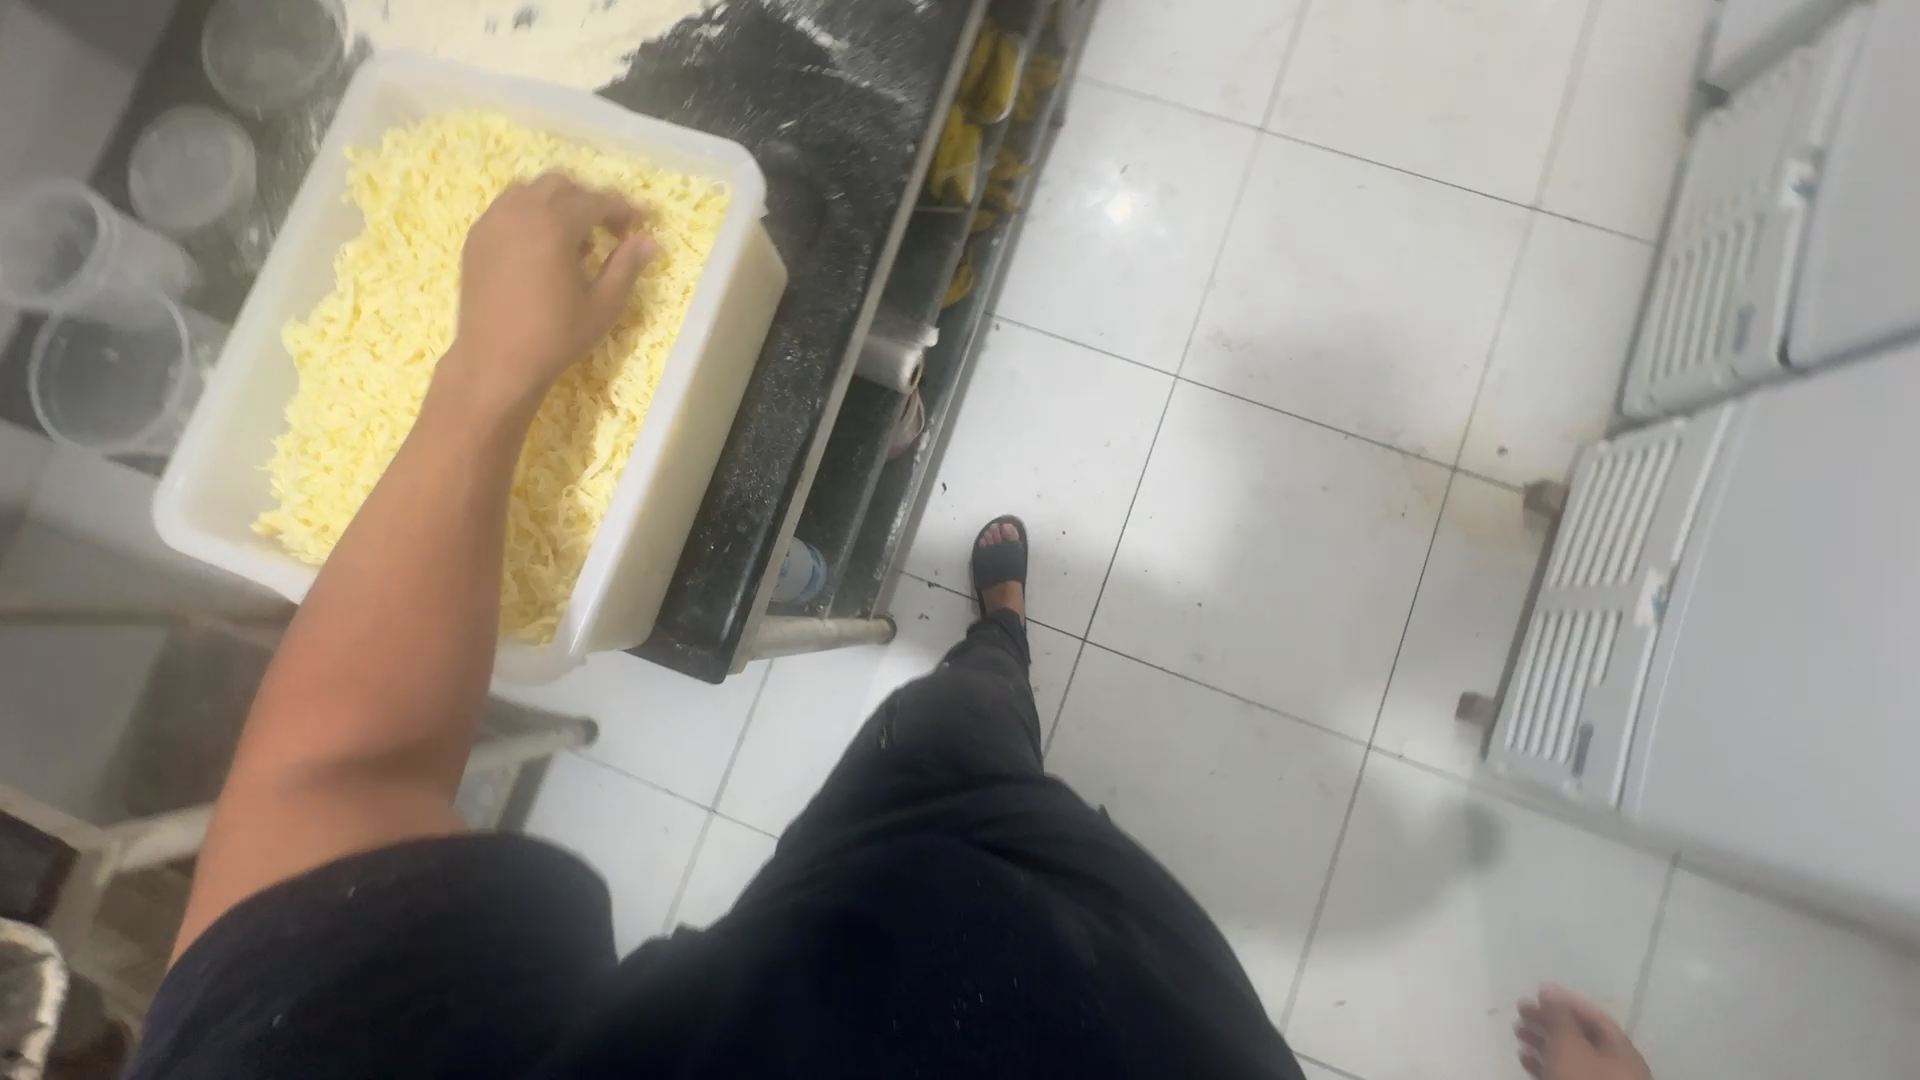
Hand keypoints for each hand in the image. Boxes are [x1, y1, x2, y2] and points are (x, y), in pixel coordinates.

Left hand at [445, 171, 656, 415]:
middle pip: (561, 185)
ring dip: (559, 204)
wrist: (498, 359)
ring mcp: (492, 221)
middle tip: (611, 230)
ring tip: (576, 239)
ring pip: (530, 191)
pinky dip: (532, 215)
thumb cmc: (557, 335)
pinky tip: (544, 248)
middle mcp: (519, 211)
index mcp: (553, 224)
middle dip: (590, 200)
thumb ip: (627, 266)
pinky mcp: (477, 238)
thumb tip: (649, 240)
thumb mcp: (604, 304)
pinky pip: (508, 209)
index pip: (594, 201)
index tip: (642, 221)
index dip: (622, 208)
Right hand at [1515, 985, 1651, 1079]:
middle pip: (1581, 1036)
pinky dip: (1545, 1063)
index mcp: (1623, 1053)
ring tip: (1518, 1033)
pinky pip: (1566, 1075)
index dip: (1566, 1002)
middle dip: (1549, 1021)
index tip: (1536, 992)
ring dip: (1542, 1041)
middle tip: (1520, 1011)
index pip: (1595, 1018)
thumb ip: (1558, 1014)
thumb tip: (1549, 988)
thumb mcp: (1568, 1044)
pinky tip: (1525, 1058)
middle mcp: (1619, 1070)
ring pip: (1571, 1057)